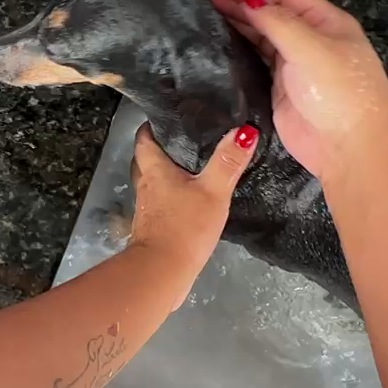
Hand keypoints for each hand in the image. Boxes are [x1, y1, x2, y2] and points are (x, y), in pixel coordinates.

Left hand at [127, 123, 256, 284]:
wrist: (162, 270)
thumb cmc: (185, 226)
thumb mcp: (213, 191)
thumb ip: (227, 161)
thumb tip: (244, 130)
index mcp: (154, 169)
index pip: (144, 138)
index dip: (152, 125)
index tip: (167, 116)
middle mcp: (145, 184)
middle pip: (147, 158)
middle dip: (161, 147)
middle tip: (185, 139)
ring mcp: (147, 206)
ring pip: (153, 180)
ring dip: (167, 171)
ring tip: (192, 164)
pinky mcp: (153, 224)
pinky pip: (160, 200)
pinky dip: (171, 193)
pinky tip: (190, 197)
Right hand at [208, 0, 387, 182]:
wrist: (350, 146)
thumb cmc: (340, 92)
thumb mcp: (311, 48)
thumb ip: (278, 22)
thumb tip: (248, 0)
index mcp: (326, 23)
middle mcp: (310, 40)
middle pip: (271, 14)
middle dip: (240, 3)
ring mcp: (294, 65)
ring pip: (261, 37)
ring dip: (237, 25)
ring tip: (207, 15)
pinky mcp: (279, 88)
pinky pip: (255, 62)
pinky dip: (237, 51)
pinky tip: (219, 45)